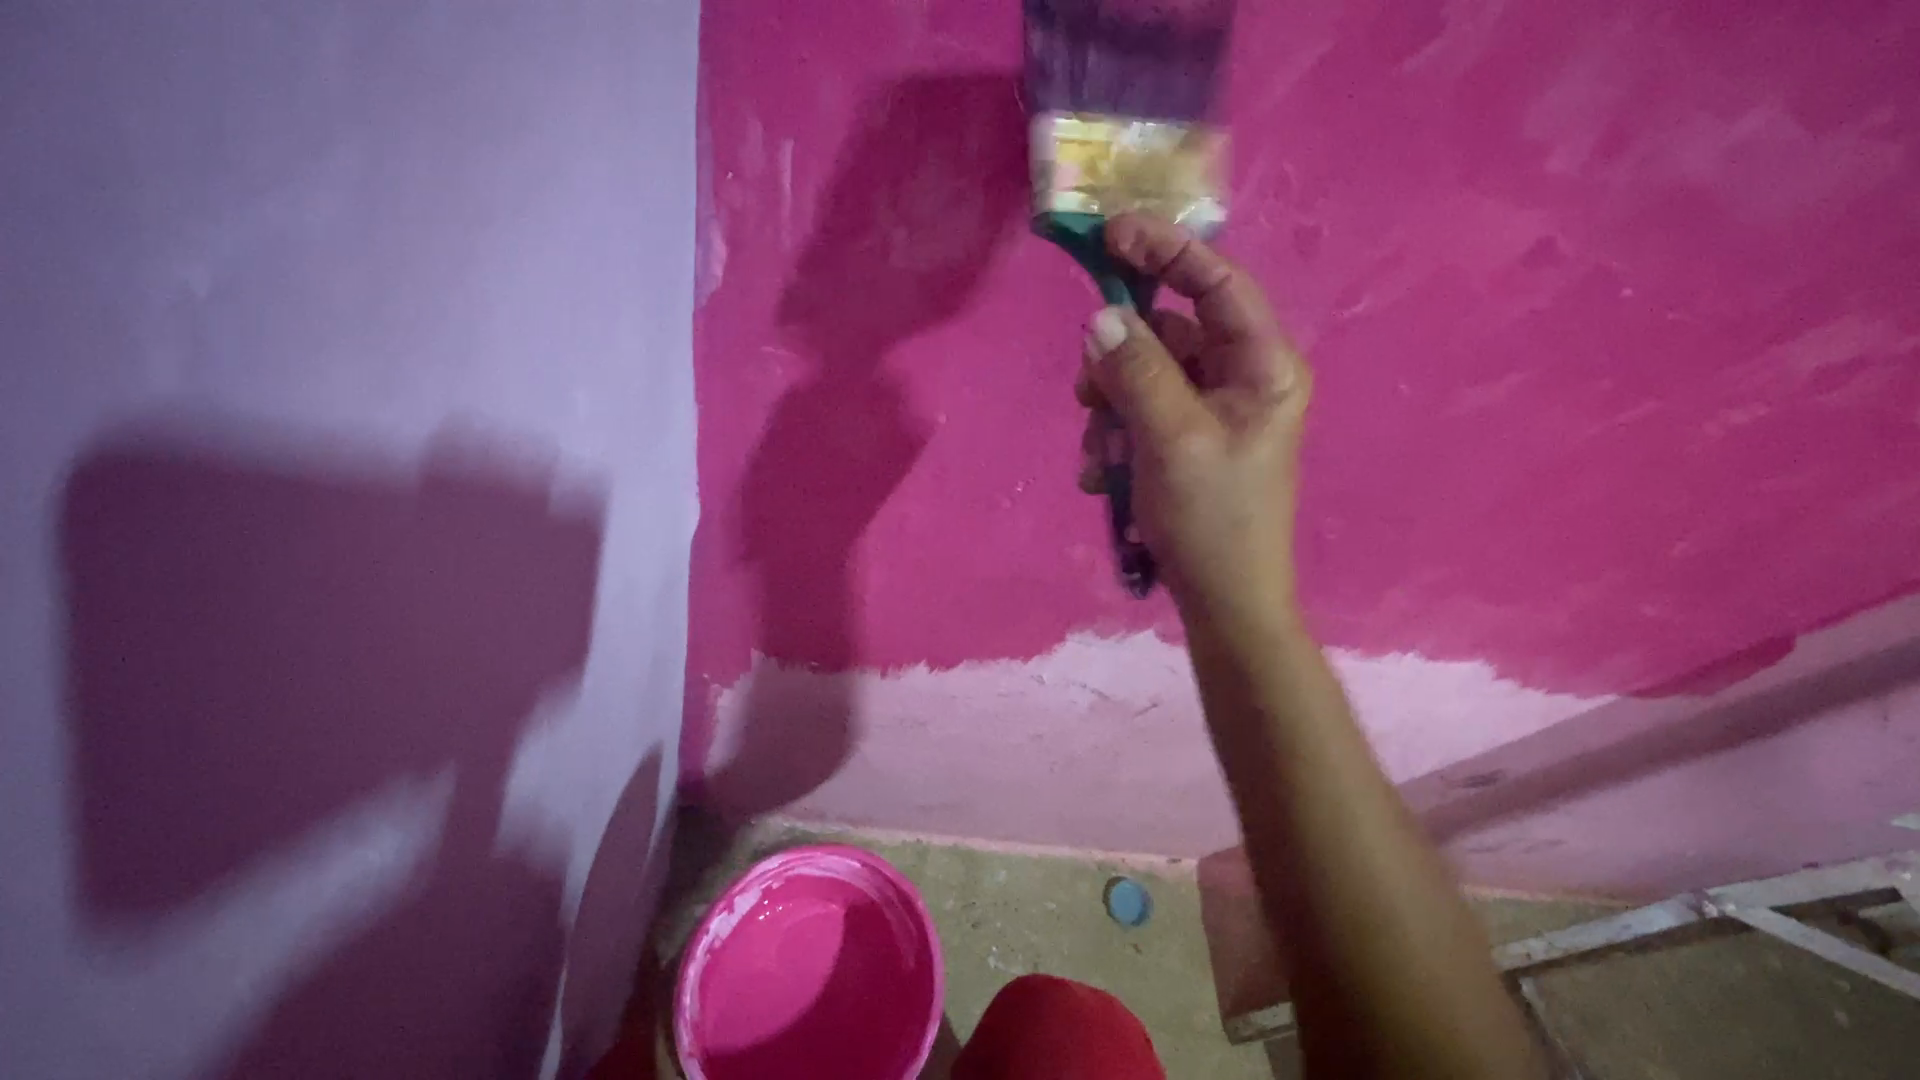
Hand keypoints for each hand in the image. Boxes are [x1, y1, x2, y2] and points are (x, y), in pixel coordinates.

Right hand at [1076, 214, 1311, 622]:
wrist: (1224, 603)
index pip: (1216, 282)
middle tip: (1089, 396)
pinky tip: (1105, 476)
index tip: (1109, 235)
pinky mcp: (1187, 442)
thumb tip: (1101, 318)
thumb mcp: (1172, 439)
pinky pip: (1140, 414)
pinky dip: (1115, 436)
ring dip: (1110, 409)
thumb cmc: (1213, 520)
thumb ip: (1137, 371)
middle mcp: (1242, 379)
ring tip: (1102, 457)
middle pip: (1169, 332)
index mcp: (1262, 366)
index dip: (1165, 251)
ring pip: (1145, 375)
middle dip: (1120, 362)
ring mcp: (1213, 413)